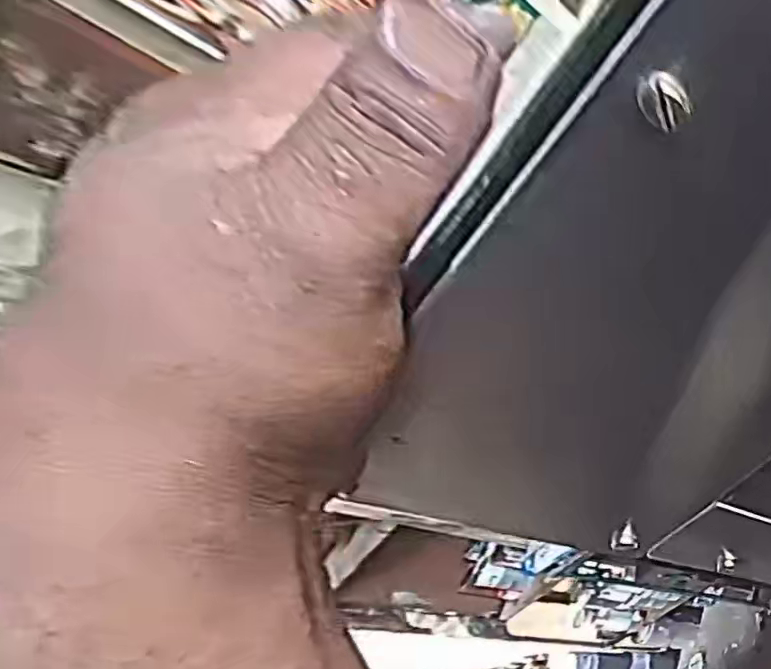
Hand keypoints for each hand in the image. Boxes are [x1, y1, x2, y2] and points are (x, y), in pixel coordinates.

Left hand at [5, 0, 509, 504]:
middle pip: (385, 110)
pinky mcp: (328, 295)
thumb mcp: (311, 234)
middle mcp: (260, 169)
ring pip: (395, 183)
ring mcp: (291, 234)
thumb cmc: (217, 370)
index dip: (456, 44)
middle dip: (467, 119)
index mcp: (242, 126)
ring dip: (459, 188)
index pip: (363, 39)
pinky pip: (398, 243)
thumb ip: (383, 139)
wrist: (197, 484)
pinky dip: (442, 245)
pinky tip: (463, 269)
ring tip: (513, 198)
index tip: (531, 53)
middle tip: (535, 124)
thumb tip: (448, 34)